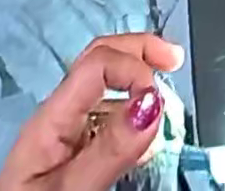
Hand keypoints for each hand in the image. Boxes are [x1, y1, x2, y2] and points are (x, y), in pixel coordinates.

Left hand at [0, 33, 184, 190]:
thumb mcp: (69, 190)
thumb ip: (108, 150)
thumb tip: (151, 101)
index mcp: (51, 115)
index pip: (96, 61)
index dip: (133, 67)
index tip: (161, 100)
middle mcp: (56, 115)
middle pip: (96, 58)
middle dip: (136, 48)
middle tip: (172, 57)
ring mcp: (61, 132)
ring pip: (99, 84)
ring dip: (133, 73)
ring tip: (164, 83)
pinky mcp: (66, 153)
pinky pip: (99, 115)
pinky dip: (127, 107)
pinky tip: (143, 123)